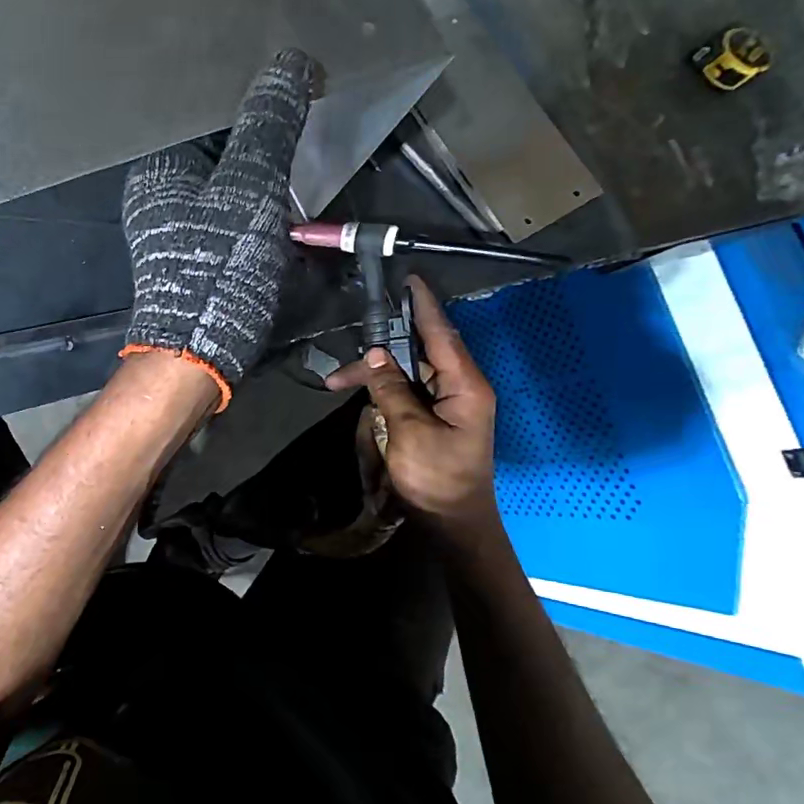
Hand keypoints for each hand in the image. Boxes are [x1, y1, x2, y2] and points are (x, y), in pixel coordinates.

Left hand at [122, 49, 319, 411]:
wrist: (204, 350)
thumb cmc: (220, 262)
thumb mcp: (250, 185)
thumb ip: (270, 123)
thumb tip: (293, 63)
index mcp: (159, 165)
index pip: (209, 112)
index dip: (255, 100)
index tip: (299, 94)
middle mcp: (159, 192)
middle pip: (219, 147)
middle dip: (261, 139)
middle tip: (304, 129)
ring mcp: (176, 226)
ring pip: (227, 182)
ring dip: (263, 175)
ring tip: (299, 166)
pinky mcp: (196, 254)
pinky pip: (231, 213)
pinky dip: (258, 206)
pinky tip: (282, 208)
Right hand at [326, 276, 499, 530]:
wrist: (453, 524)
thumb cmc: (436, 479)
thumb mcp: (409, 432)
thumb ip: (391, 389)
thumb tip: (374, 356)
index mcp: (465, 385)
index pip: (441, 333)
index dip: (423, 306)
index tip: (408, 279)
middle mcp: (461, 387)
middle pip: (420, 351)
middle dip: (383, 345)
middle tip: (352, 334)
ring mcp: (449, 403)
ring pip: (409, 371)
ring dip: (377, 372)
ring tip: (337, 380)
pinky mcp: (436, 418)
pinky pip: (409, 391)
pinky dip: (385, 389)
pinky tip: (360, 392)